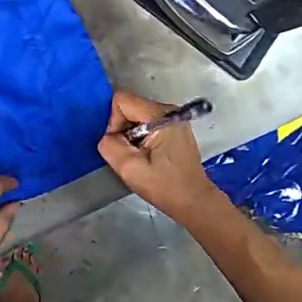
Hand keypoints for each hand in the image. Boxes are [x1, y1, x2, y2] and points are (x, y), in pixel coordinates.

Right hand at [96, 90, 224, 220]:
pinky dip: (142, 138)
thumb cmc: (165, 186)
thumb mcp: (130, 168)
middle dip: (123, 130)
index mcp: (161, 115)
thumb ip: (110, 145)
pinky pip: (148, 124)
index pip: (123, 100)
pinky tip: (149, 157)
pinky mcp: (175, 128)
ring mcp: (174, 118)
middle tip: (131, 156)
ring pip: (138, 116)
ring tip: (141, 158)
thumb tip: (107, 136)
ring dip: (132, 136)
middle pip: (131, 107)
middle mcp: (169, 110)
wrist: (194, 200)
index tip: (122, 146)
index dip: (114, 122)